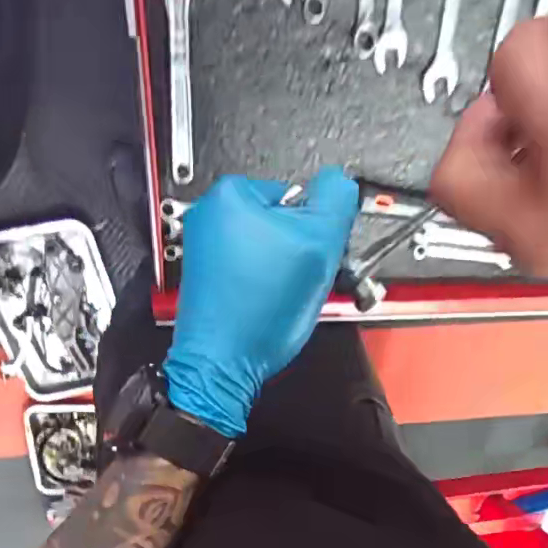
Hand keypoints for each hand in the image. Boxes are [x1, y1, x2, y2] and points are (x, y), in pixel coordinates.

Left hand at [164, 167, 359, 437]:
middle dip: (299, 252)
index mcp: (233, 193)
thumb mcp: (317, 246)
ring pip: (269, 250)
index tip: (315, 255)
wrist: (221, 366)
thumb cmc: (257, 314)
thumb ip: (335, 202)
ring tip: (279, 297)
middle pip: (283, 222)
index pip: (301, 194)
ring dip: (284, 272)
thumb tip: (340, 181)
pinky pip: (252, 272)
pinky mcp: (210, 278)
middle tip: (298, 280)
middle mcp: (212, 215)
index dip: (318, 229)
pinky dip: (265, 287)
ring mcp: (207, 249)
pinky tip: (265, 305)